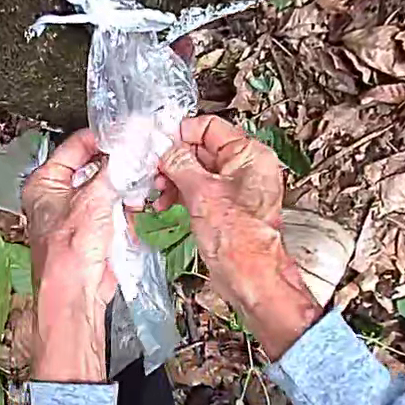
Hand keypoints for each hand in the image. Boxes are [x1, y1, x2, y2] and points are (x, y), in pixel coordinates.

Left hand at [22, 129, 119, 382]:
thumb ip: (115, 169)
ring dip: (126, 188)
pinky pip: (115, 210)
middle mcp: (58, 197)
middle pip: (94, 168)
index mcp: (45, 183)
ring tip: (142, 182)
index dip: (102, 138)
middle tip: (141, 155)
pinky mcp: (95, 232)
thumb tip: (131, 142)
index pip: (75, 147)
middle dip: (119, 166)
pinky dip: (128, 208)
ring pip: (108, 189)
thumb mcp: (94, 200)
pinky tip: (138, 206)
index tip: (126, 132)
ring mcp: (77, 215)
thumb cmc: (68, 253)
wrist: (76, 294)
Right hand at [156, 116, 322, 357]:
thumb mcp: (201, 192)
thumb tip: (165, 147)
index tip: (159, 144)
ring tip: (158, 190)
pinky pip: (199, 190)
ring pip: (197, 171)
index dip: (181, 134)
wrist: (250, 277)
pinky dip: (181, 193)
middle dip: (173, 159)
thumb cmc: (241, 241)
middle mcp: (246, 169)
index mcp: (249, 155)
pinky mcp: (226, 208)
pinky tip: (165, 202)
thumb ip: (180, 163)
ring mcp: (236, 189)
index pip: (209, 127)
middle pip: (201, 149)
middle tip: (154, 169)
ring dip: (173, 178)